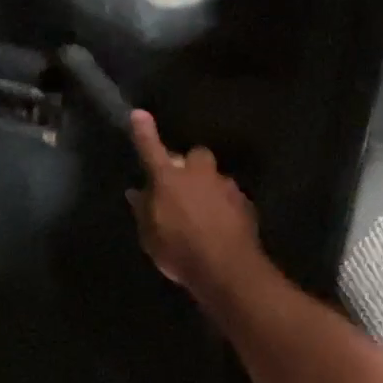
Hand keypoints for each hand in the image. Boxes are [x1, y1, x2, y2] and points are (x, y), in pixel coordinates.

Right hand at [126, 109, 262, 293]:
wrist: (228, 268)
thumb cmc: (180, 252)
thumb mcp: (151, 237)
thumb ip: (144, 211)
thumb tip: (136, 193)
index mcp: (169, 180)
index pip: (152, 150)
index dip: (144, 132)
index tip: (140, 114)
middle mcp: (199, 175)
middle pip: (197, 156)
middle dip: (191, 165)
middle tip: (185, 186)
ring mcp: (226, 187)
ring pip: (216, 177)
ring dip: (210, 188)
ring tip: (206, 212)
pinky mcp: (246, 204)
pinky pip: (232, 198)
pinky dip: (226, 206)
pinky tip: (223, 225)